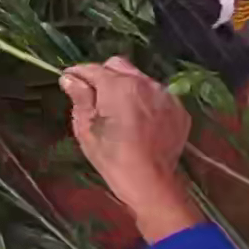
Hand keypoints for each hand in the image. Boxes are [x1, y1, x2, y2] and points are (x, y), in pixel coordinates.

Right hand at [59, 57, 200, 242]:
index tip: (69, 79)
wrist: (149, 182)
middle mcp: (144, 83)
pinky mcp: (179, 109)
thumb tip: (70, 78)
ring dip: (126, 87)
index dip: (78, 73)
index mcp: (118, 85)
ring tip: (118, 109)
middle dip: (103, 75)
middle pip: (118, 66)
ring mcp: (165, 95)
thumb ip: (79, 97)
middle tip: (94, 95)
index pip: (93, 69)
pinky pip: (157, 95)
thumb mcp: (85, 128)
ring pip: (139, 79)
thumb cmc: (111, 157)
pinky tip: (139, 120)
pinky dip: (145, 100)